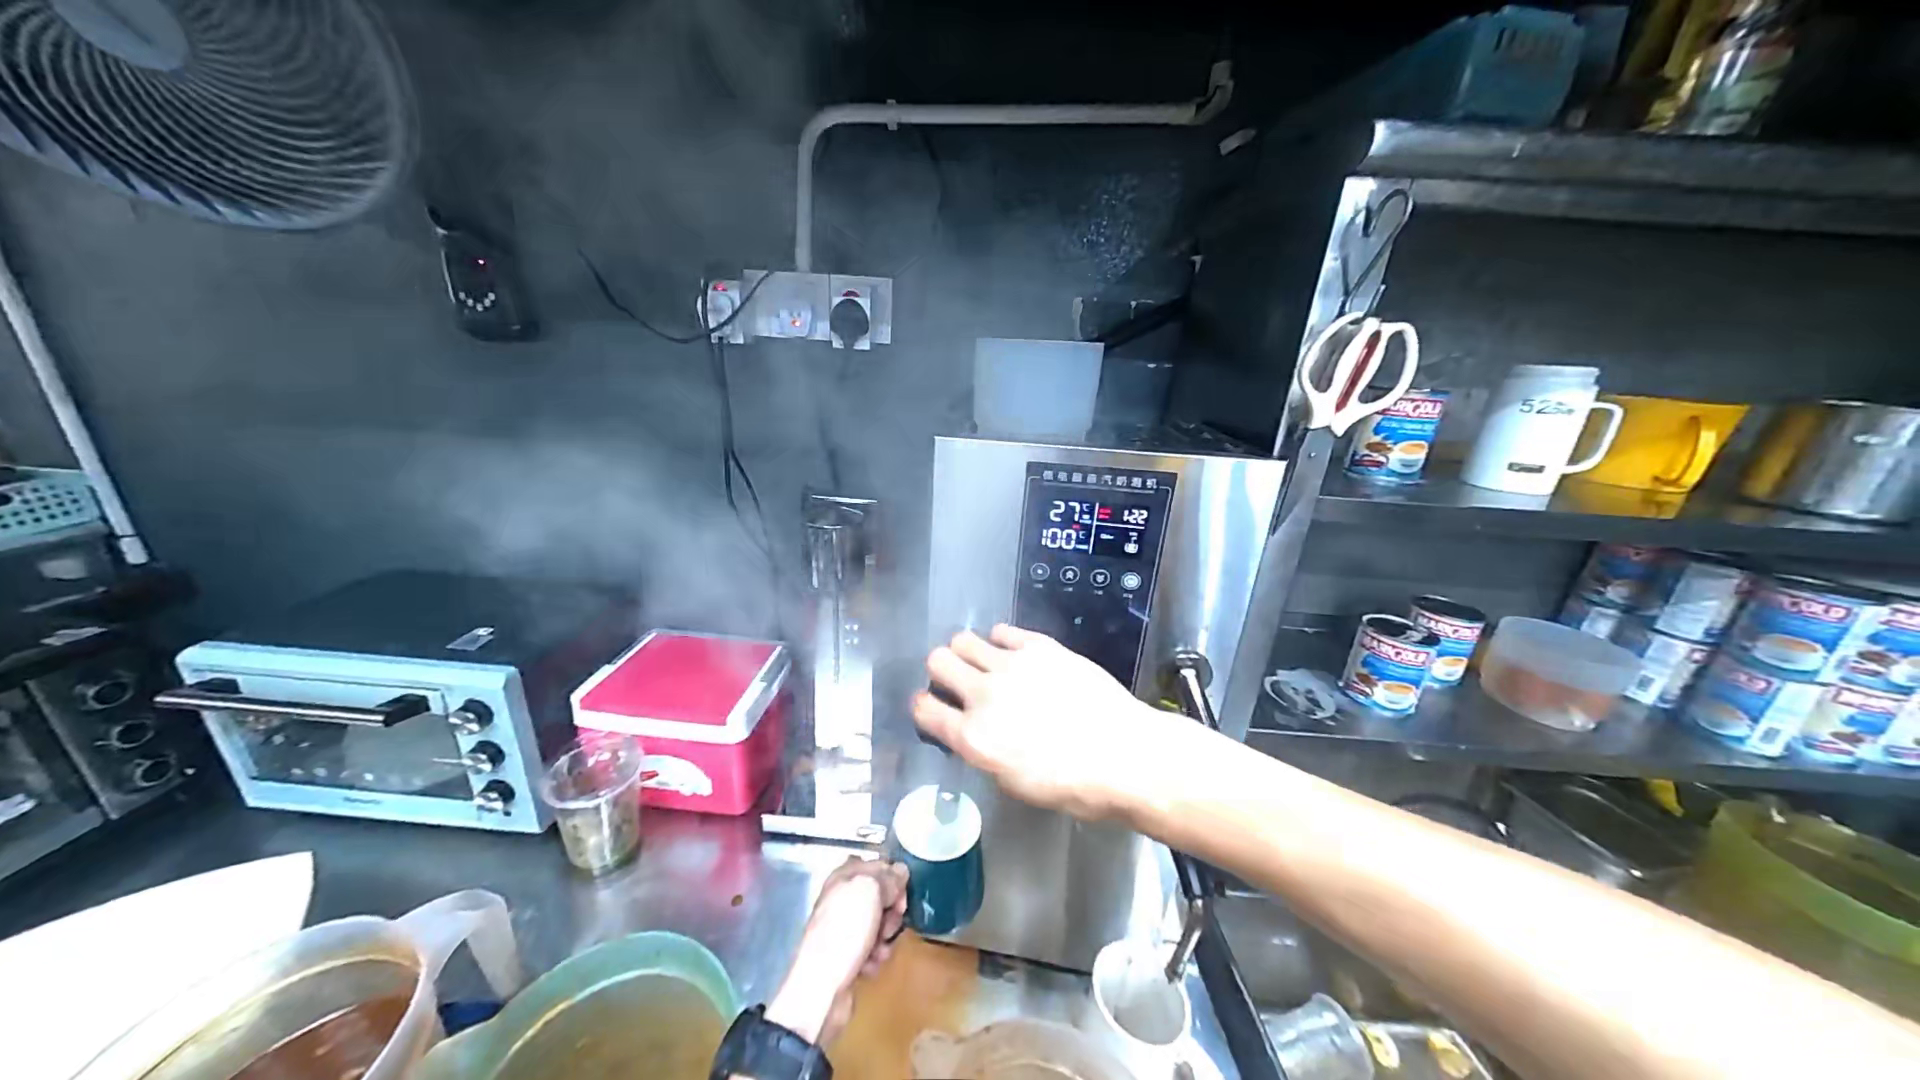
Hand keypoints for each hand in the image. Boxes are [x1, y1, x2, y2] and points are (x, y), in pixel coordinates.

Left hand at [764, 856, 907, 1045]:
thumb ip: (888, 877)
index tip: (902, 894)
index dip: (894, 878)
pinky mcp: (848, 954)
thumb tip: (901, 870)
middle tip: (890, 924)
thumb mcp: (870, 891)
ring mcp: (845, 928)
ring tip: (878, 949)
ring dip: (886, 936)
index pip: (878, 865)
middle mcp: (843, 898)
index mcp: (844, 877)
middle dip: (892, 911)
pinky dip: (876, 955)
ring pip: (880, 923)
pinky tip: (870, 964)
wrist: (820, 989)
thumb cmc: (844, 932)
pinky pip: (873, 947)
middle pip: (882, 896)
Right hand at [913, 624, 1186, 822]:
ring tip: (983, 662)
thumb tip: (974, 731)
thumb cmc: (1071, 786)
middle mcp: (984, 696)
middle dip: (941, 670)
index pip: (925, 708)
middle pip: (937, 661)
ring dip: (967, 651)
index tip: (931, 705)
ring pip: (964, 639)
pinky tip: (1012, 653)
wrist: (1124, 757)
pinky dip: (1001, 640)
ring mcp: (1011, 666)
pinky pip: (1003, 630)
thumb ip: (983, 750)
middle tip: (958, 679)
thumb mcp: (1013, 783)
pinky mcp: (1040, 647)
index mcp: (973, 738)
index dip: (924, 705)